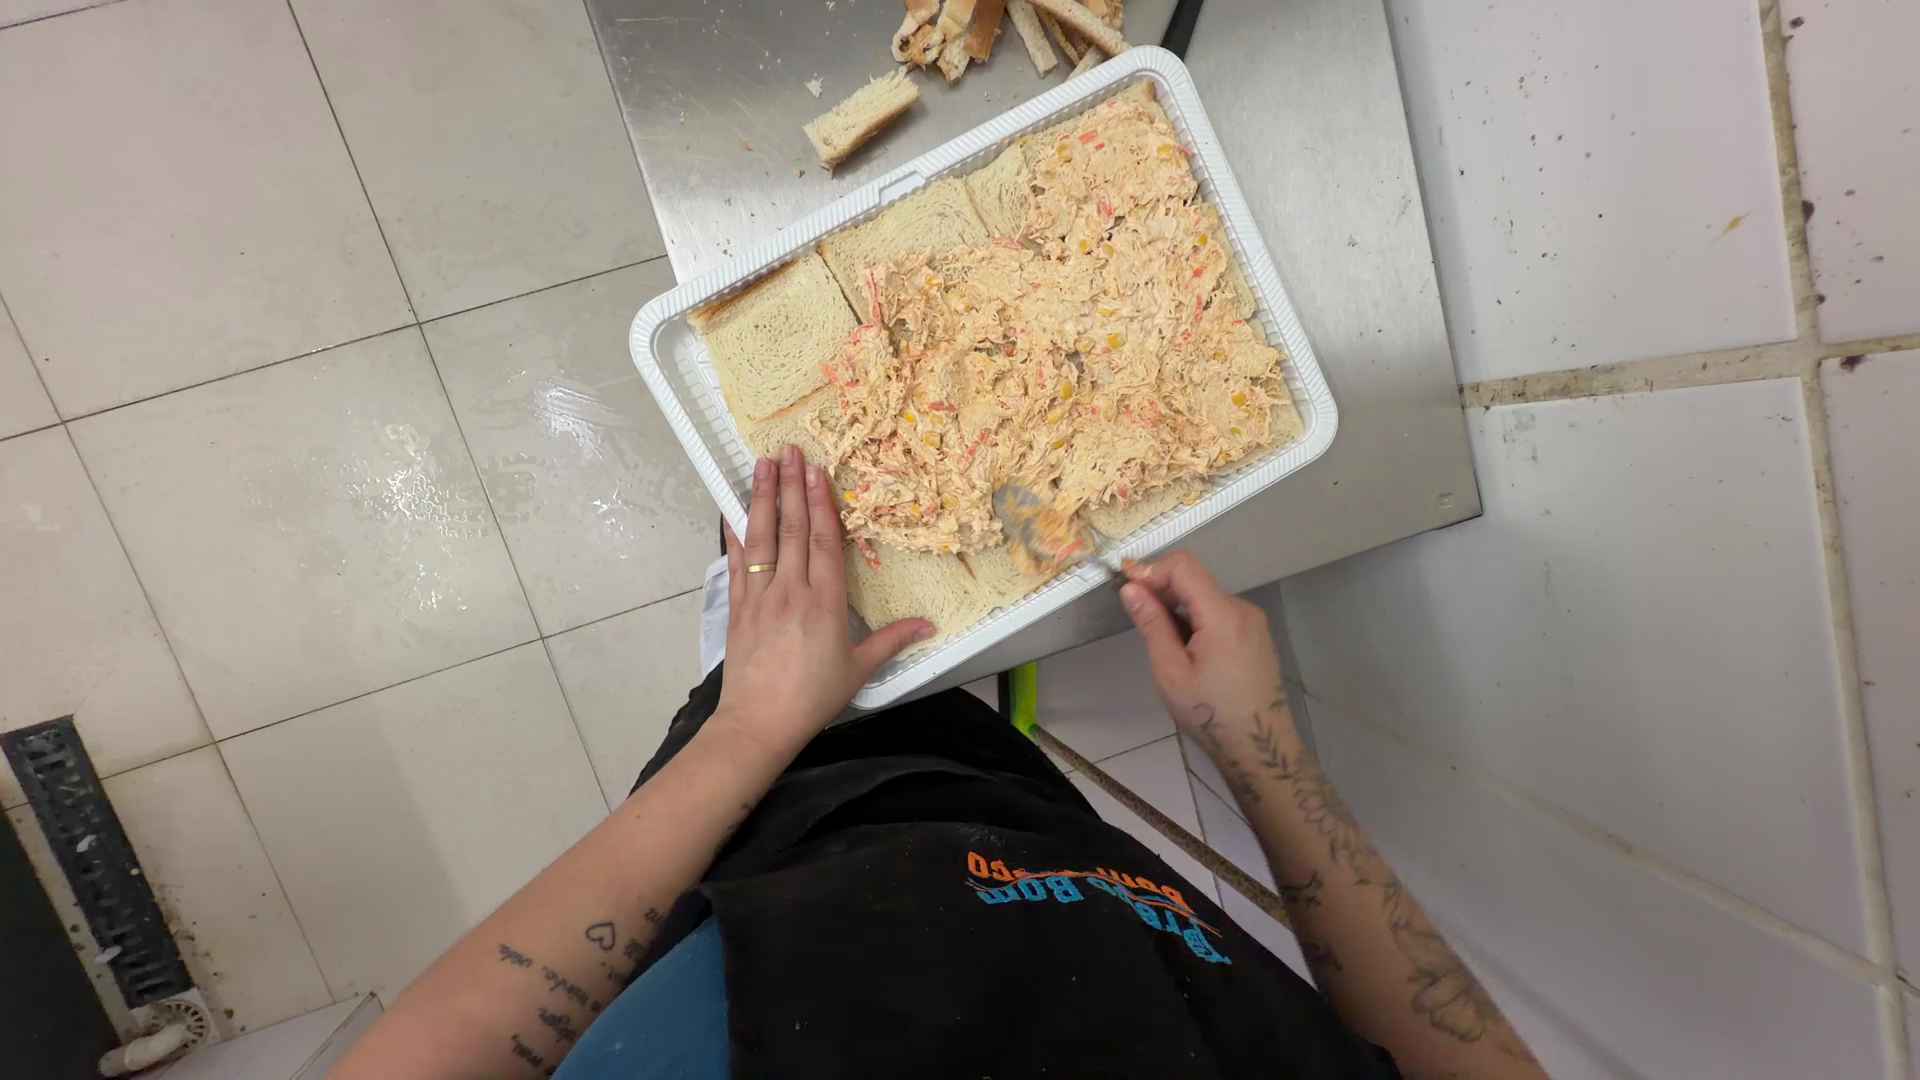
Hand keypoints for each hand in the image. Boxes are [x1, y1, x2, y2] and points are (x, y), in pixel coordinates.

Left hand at [710, 445, 930, 758]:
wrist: (759, 724)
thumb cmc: (813, 698)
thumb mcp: (858, 670)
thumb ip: (892, 641)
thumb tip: (929, 626)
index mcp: (825, 602)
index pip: (823, 542)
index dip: (819, 504)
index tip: (816, 472)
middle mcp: (791, 590)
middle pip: (791, 529)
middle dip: (790, 487)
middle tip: (788, 451)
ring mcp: (759, 597)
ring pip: (762, 538)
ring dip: (761, 499)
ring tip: (761, 465)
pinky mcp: (737, 608)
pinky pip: (736, 564)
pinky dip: (733, 535)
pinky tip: (731, 511)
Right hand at [1118, 551, 1294, 753]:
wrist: (1260, 749)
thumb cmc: (1210, 713)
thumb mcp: (1171, 671)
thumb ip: (1152, 624)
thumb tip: (1131, 588)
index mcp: (1223, 615)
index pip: (1184, 566)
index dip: (1151, 569)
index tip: (1125, 586)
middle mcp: (1242, 609)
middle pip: (1194, 580)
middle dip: (1161, 589)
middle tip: (1137, 617)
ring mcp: (1252, 621)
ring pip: (1205, 596)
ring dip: (1177, 607)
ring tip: (1164, 644)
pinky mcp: (1254, 634)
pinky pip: (1218, 612)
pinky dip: (1195, 619)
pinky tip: (1187, 650)